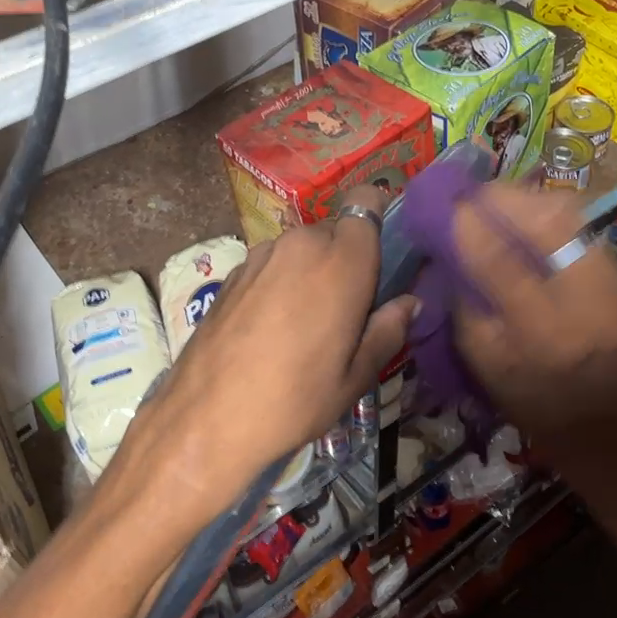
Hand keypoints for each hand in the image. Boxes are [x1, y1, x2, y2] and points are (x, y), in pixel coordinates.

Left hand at [113, 186, 415, 515]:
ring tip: (306, 323)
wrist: (207, 416)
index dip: (377, 218)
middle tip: (348, 306)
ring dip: (310, 271)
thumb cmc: (294, 399)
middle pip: (334, 231)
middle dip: (345, 258)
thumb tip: (410, 303)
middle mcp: (300, 243)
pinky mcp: (232, 272)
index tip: (382, 255)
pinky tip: (271, 327)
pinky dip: (279, 282)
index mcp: (341, 261)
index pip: (367, 201)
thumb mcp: (355, 376)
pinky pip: (271, 264)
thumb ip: (388, 330)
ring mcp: (260, 254)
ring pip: (300, 248)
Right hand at [449, 184, 616, 451]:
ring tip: (497, 203)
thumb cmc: (529, 396)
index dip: (471, 227)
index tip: (448, 207)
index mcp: (543, 332)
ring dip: (527, 200)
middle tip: (474, 197)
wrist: (600, 419)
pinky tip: (525, 220)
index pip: (502, 263)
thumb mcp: (482, 355)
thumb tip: (451, 242)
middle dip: (506, 199)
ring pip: (570, 213)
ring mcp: (613, 281)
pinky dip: (547, 214)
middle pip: (550, 222)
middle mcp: (587, 299)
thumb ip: (465, 298)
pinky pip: (580, 224)